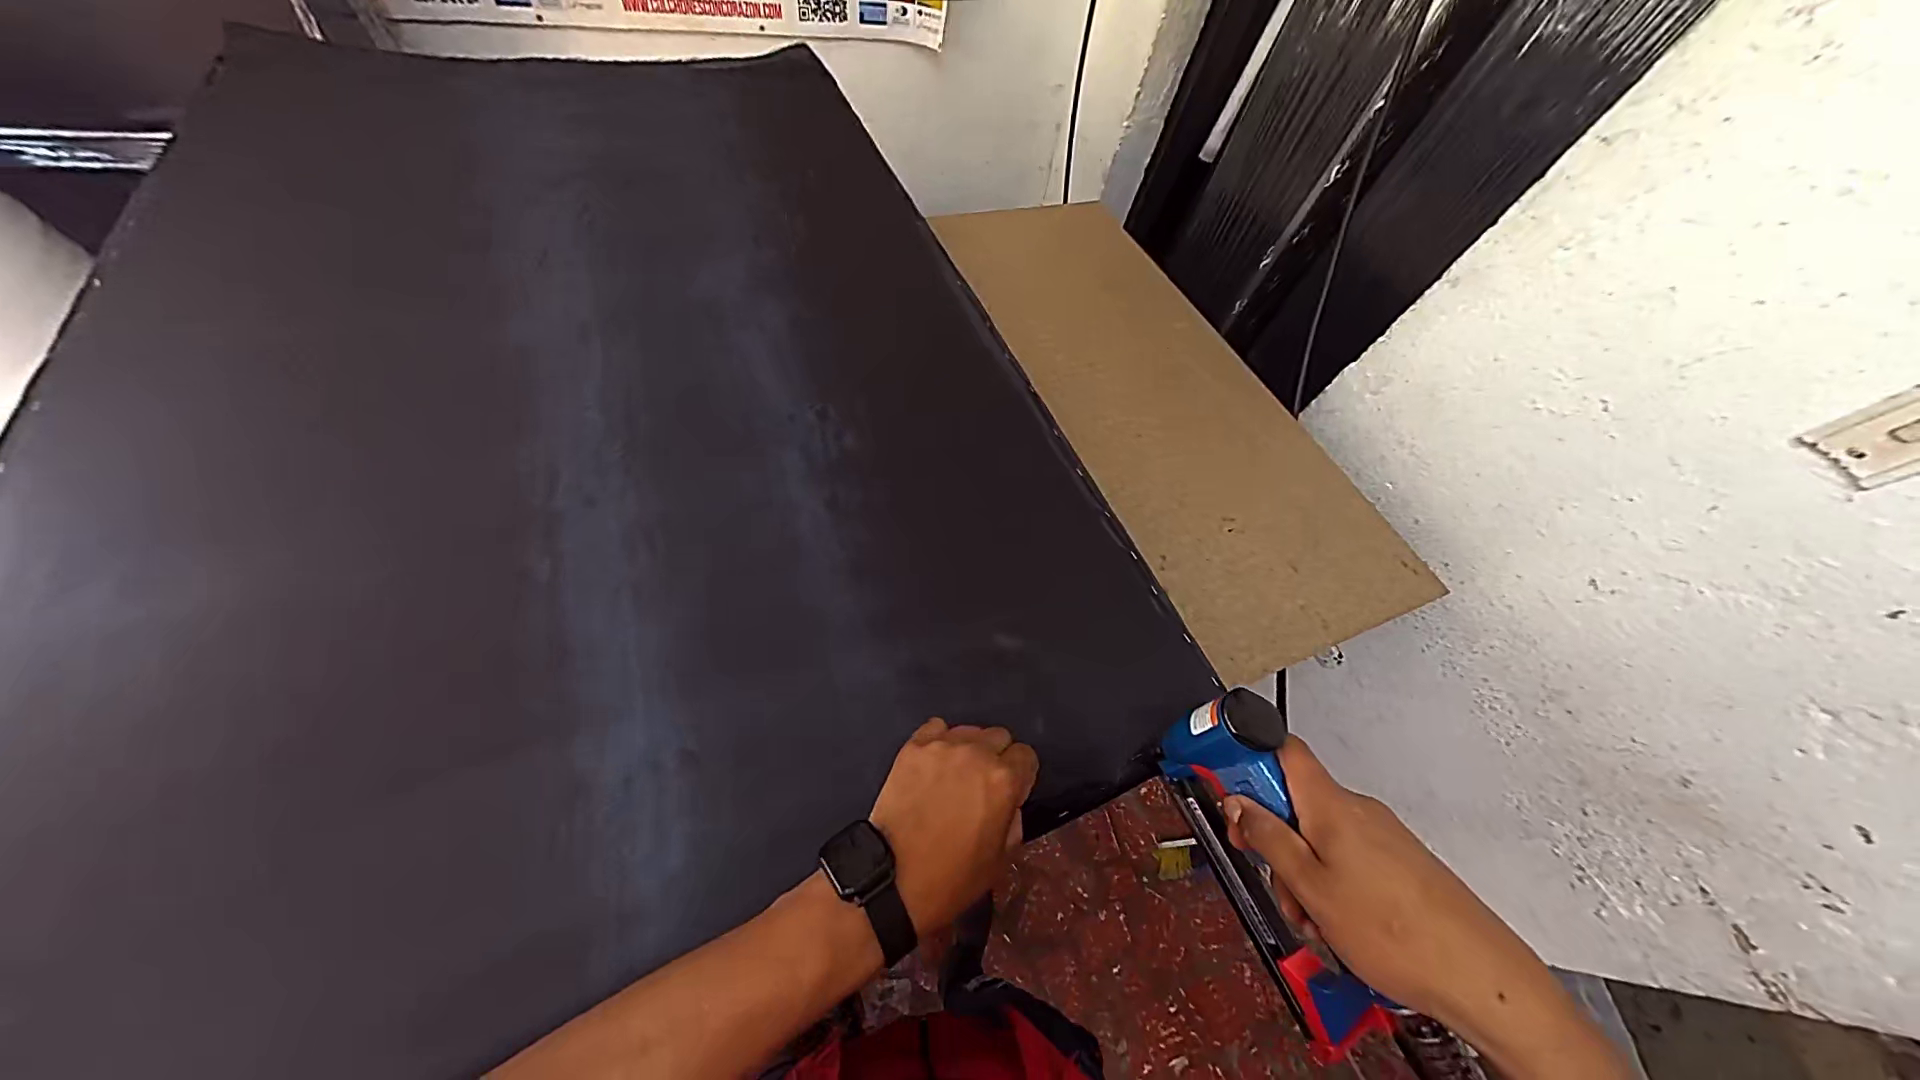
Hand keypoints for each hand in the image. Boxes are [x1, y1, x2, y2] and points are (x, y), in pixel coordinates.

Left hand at [867, 718, 1038, 934]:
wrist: (894, 879)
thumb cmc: (954, 876)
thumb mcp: (1002, 857)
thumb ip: (1014, 817)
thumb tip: (1009, 799)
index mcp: (1004, 780)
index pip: (1026, 756)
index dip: (1021, 775)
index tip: (1010, 792)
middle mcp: (976, 753)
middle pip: (998, 737)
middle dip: (997, 758)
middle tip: (981, 786)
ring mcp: (942, 746)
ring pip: (968, 731)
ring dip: (968, 749)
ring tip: (953, 777)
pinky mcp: (913, 747)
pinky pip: (935, 728)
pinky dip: (939, 741)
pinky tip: (933, 765)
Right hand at [1225, 736, 1628, 1078]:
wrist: (1483, 981)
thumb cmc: (1402, 935)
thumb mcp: (1309, 886)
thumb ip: (1266, 836)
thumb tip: (1237, 804)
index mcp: (1331, 804)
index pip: (1280, 749)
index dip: (1244, 755)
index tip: (1219, 771)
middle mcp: (1357, 810)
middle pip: (1292, 799)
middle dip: (1271, 836)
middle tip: (1270, 870)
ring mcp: (1379, 836)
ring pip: (1315, 835)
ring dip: (1299, 870)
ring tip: (1311, 915)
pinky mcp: (1396, 861)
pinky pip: (1343, 855)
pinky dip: (1327, 881)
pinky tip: (1336, 923)